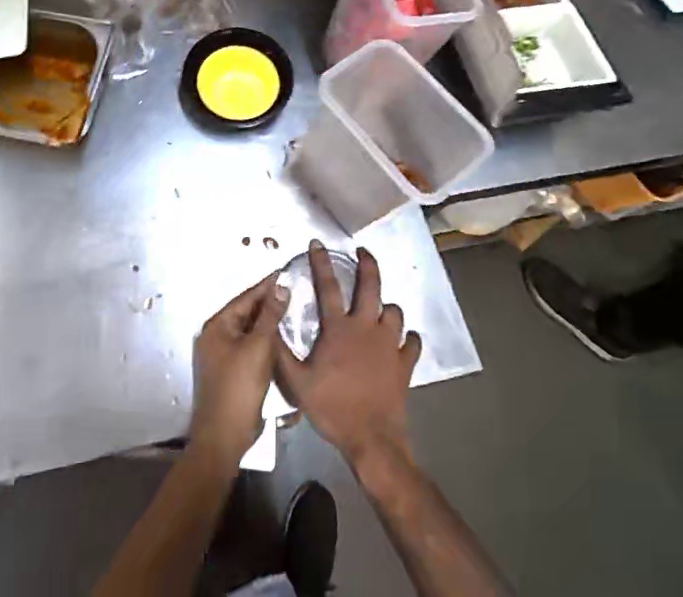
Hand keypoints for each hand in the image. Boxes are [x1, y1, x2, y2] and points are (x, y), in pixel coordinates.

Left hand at [188, 272, 289, 462]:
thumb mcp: (258, 347)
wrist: (225, 435)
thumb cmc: (239, 386)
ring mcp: (224, 355)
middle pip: (247, 313)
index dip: (267, 286)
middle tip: (297, 291)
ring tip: (296, 311)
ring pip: (251, 331)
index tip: (287, 273)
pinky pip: (252, 347)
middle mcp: (217, 336)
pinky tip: (287, 339)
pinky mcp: (234, 371)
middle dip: (270, 303)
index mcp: (217, 326)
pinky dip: (267, 341)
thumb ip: (270, 316)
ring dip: (270, 323)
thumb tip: (280, 286)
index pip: (245, 298)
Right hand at [275, 240, 420, 470]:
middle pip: (371, 286)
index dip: (321, 263)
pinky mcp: (406, 363)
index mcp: (339, 329)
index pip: (327, 287)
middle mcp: (367, 328)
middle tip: (364, 252)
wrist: (372, 438)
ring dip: (387, 307)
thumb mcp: (297, 382)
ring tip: (381, 308)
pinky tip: (405, 341)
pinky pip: (413, 342)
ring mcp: (390, 344)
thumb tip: (269, 326)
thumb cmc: (332, 407)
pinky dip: (409, 338)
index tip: (318, 244)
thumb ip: (281, 352)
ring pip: (394, 312)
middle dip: (368, 264)